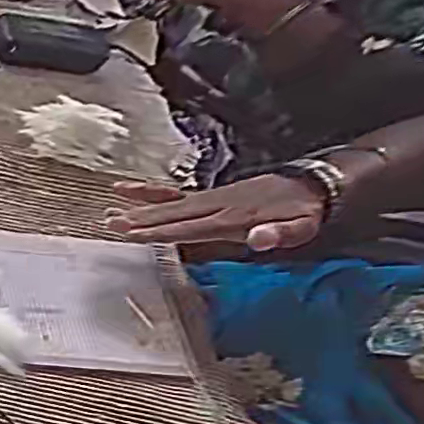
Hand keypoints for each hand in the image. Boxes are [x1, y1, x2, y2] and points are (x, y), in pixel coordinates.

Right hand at [105, 176, 323, 250]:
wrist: (313, 184)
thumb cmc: (303, 213)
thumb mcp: (302, 227)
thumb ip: (280, 233)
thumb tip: (259, 239)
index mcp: (230, 218)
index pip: (187, 227)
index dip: (159, 230)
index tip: (133, 232)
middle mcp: (213, 206)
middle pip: (170, 214)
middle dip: (139, 219)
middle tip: (111, 223)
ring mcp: (207, 198)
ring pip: (166, 203)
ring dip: (137, 208)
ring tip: (109, 212)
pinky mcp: (205, 194)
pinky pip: (172, 192)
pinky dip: (148, 192)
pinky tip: (127, 190)